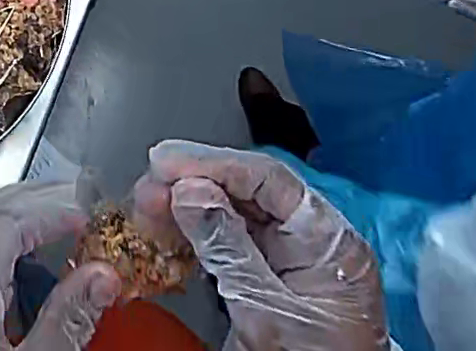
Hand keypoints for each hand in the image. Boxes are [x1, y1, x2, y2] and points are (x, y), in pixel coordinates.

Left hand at [0, 180, 120, 350]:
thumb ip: (68, 320)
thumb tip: (106, 272)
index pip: (10, 220)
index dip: (52, 208)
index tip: (89, 212)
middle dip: (43, 200)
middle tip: (84, 204)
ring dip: (29, 213)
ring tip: (69, 220)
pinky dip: (14, 234)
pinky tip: (40, 247)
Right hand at [134, 141, 385, 350]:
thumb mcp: (266, 314)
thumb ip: (228, 247)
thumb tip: (188, 189)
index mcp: (327, 238)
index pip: (265, 175)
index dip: (211, 161)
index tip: (165, 161)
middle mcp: (312, 237)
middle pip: (246, 188)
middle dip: (193, 182)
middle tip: (149, 187)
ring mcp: (291, 256)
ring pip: (234, 210)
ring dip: (188, 206)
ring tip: (148, 207)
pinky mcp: (270, 276)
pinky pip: (230, 238)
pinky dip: (196, 233)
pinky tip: (167, 231)